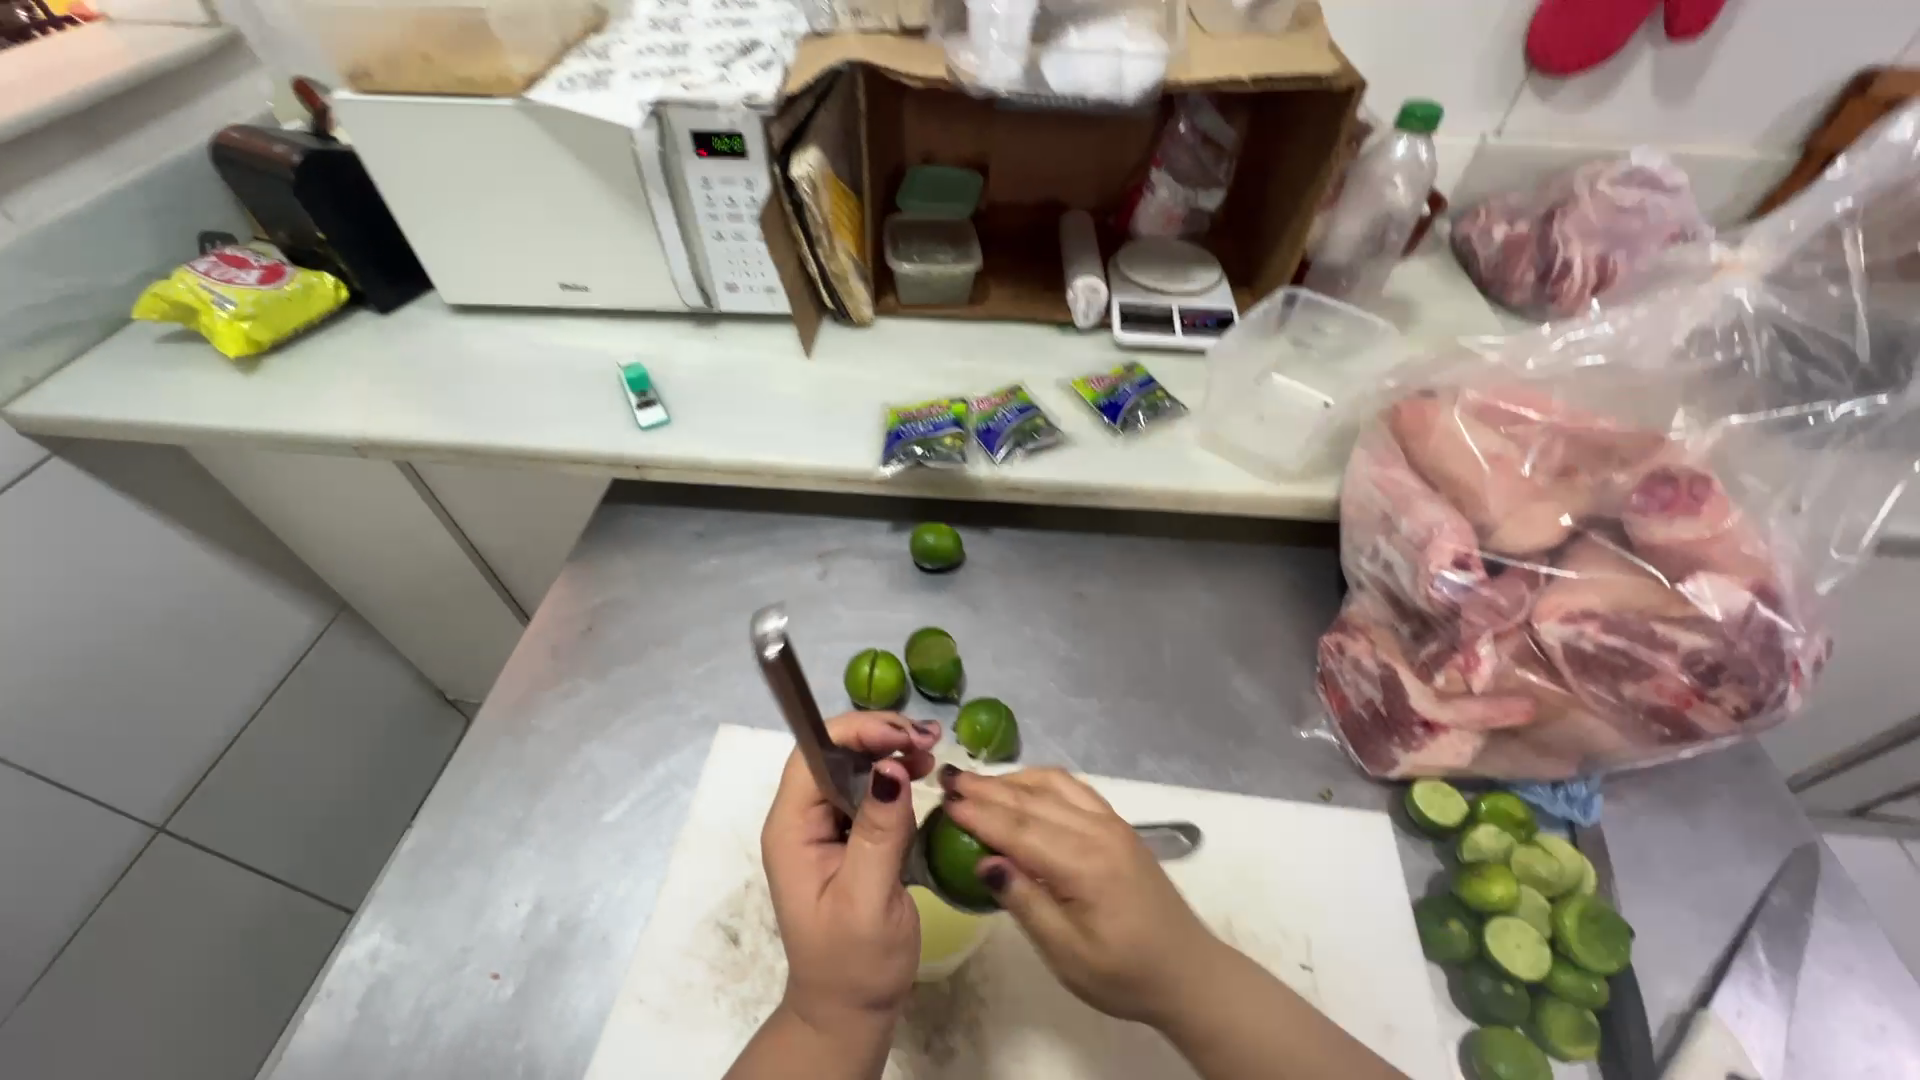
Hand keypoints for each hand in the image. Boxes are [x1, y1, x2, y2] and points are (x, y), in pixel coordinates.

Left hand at [761, 712, 939, 1038]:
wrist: (851, 1008)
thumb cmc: (854, 962)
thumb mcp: (868, 900)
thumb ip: (878, 832)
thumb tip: (893, 768)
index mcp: (792, 830)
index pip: (814, 755)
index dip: (855, 733)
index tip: (904, 736)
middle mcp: (803, 819)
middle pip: (834, 752)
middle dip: (879, 735)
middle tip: (929, 739)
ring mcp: (826, 826)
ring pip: (854, 765)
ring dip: (892, 750)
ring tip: (932, 748)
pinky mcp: (850, 835)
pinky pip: (870, 789)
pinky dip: (898, 774)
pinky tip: (925, 770)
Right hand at [938, 766, 1222, 1026]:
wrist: (1187, 971)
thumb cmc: (1123, 973)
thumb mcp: (1067, 953)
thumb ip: (1026, 902)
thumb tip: (986, 862)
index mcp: (1085, 865)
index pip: (1020, 829)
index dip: (979, 814)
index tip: (944, 800)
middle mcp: (1099, 832)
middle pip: (1032, 800)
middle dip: (987, 788)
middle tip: (948, 778)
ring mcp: (1111, 824)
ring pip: (1053, 786)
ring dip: (1012, 780)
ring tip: (976, 782)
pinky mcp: (1118, 825)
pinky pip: (1074, 790)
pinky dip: (1042, 782)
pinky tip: (1022, 787)